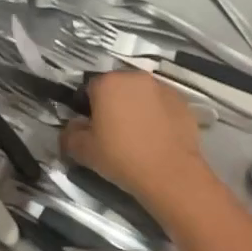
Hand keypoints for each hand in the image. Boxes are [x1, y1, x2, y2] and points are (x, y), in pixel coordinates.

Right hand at [60, 71, 207, 203]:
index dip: (87, 108)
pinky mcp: (182, 101)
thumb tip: (72, 127)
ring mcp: (162, 87)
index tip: (91, 128)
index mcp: (108, 83)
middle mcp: (135, 77)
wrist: (170, 173)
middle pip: (117, 87)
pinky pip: (161, 104)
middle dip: (113, 104)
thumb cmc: (122, 157)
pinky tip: (157, 137)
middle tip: (113, 131)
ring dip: (136, 107)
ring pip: (141, 94)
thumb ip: (69, 134)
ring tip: (137, 135)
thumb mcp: (84, 151)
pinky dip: (157, 115)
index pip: (89, 88)